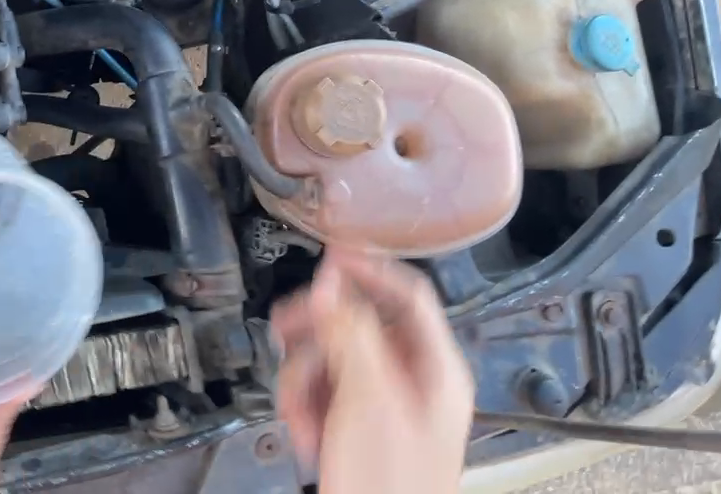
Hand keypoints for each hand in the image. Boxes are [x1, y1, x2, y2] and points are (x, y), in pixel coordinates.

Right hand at [270, 252, 474, 493]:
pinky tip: (302, 426)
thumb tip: (331, 283)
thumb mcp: (368, 399)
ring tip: (296, 406)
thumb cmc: (389, 485)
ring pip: (332, 351)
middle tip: (285, 328)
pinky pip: (322, 384)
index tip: (330, 251)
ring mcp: (384, 400)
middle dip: (317, 330)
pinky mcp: (356, 420)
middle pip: (358, 321)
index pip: (407, 293)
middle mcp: (412, 377)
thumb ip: (350, 332)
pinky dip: (304, 400)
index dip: (368, 266)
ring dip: (303, 374)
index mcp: (435, 368)